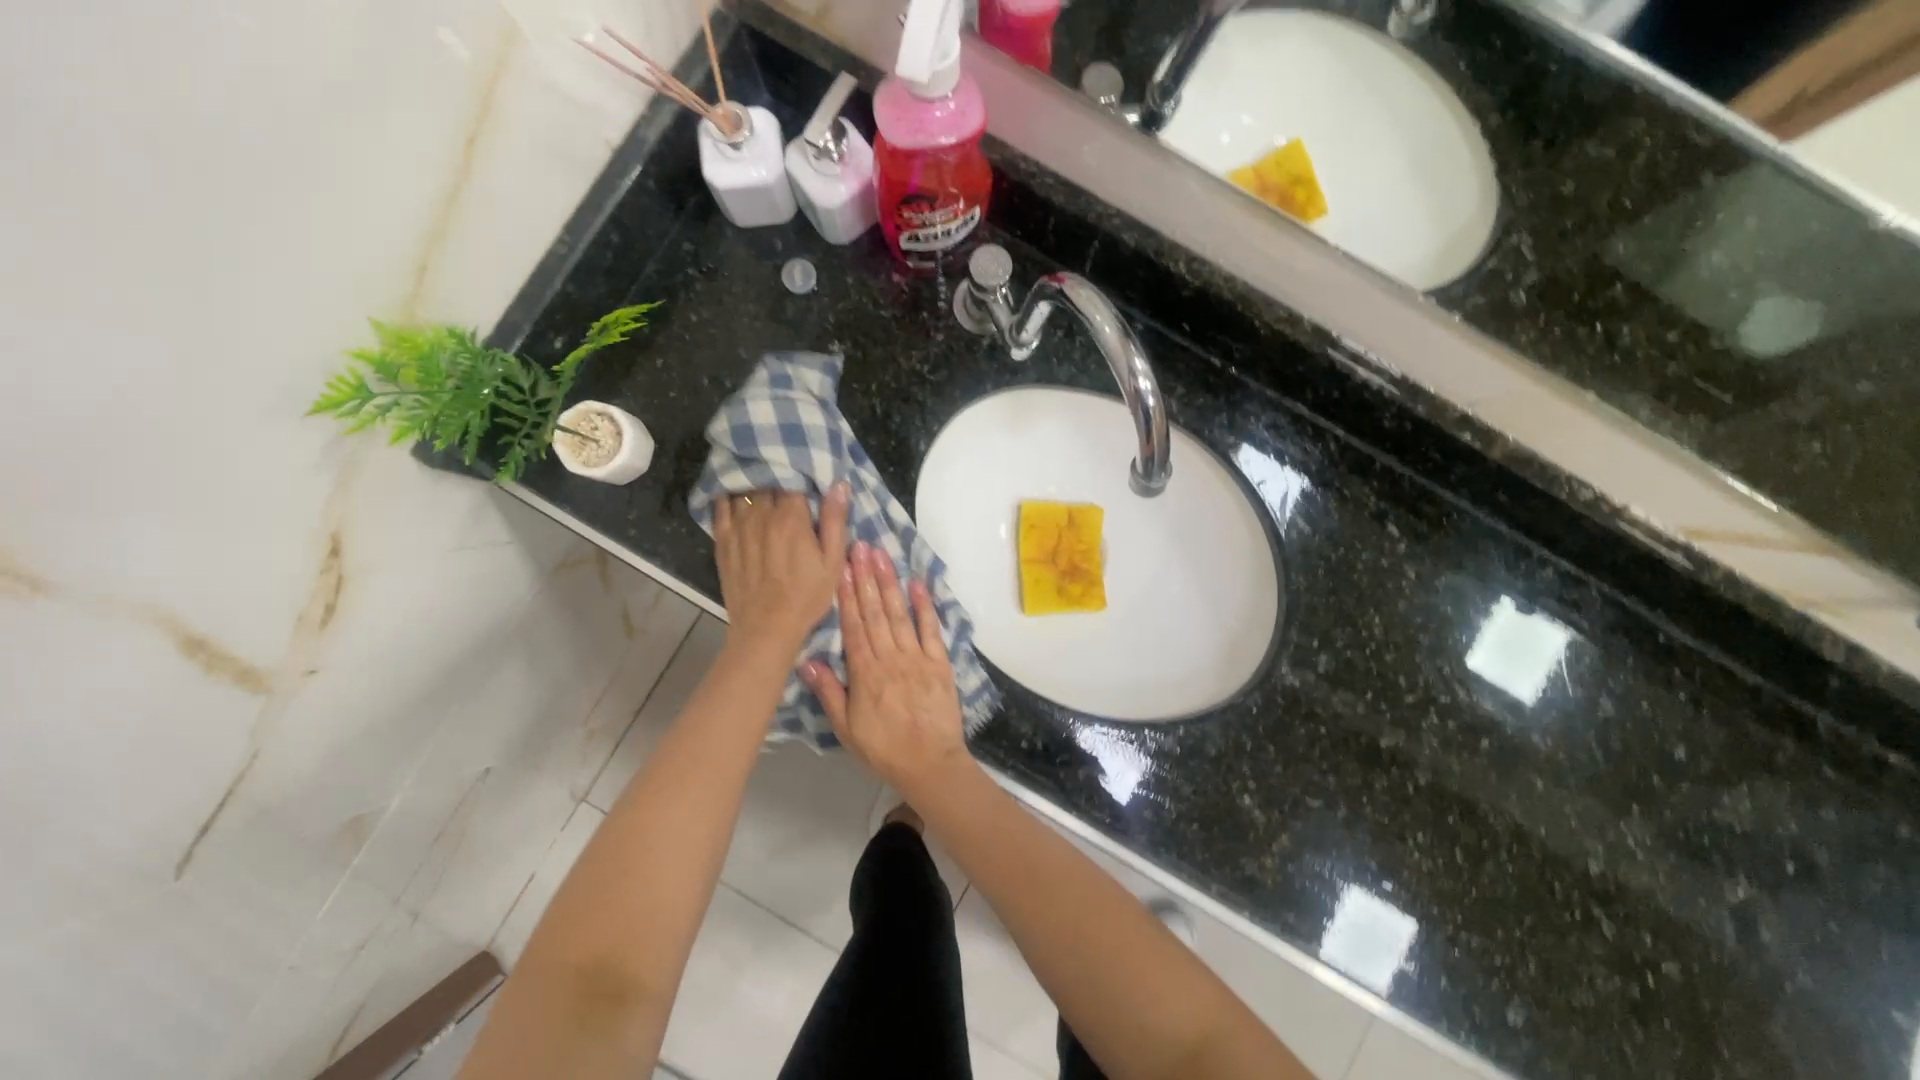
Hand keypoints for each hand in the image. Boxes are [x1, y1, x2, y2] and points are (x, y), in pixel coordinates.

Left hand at [713, 484, 849, 652]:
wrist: (766, 628)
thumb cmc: (806, 596)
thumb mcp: (833, 562)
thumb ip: (836, 521)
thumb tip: (839, 484)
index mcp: (792, 517)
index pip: (794, 480)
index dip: (800, 477)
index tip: (806, 480)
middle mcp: (762, 514)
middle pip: (768, 482)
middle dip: (777, 479)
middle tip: (786, 483)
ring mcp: (739, 526)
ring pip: (745, 491)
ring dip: (754, 484)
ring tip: (761, 483)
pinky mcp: (723, 540)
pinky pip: (721, 507)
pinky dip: (727, 496)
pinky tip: (733, 493)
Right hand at [802, 541, 971, 794]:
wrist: (930, 763)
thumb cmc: (883, 749)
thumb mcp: (845, 728)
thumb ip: (828, 692)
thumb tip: (807, 660)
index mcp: (865, 672)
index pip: (853, 626)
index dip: (845, 595)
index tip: (840, 568)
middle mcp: (890, 657)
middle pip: (875, 612)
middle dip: (866, 577)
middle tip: (860, 547)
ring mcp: (917, 658)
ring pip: (900, 614)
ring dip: (890, 583)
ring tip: (881, 556)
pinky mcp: (940, 663)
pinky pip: (931, 629)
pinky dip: (925, 606)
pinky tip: (918, 584)